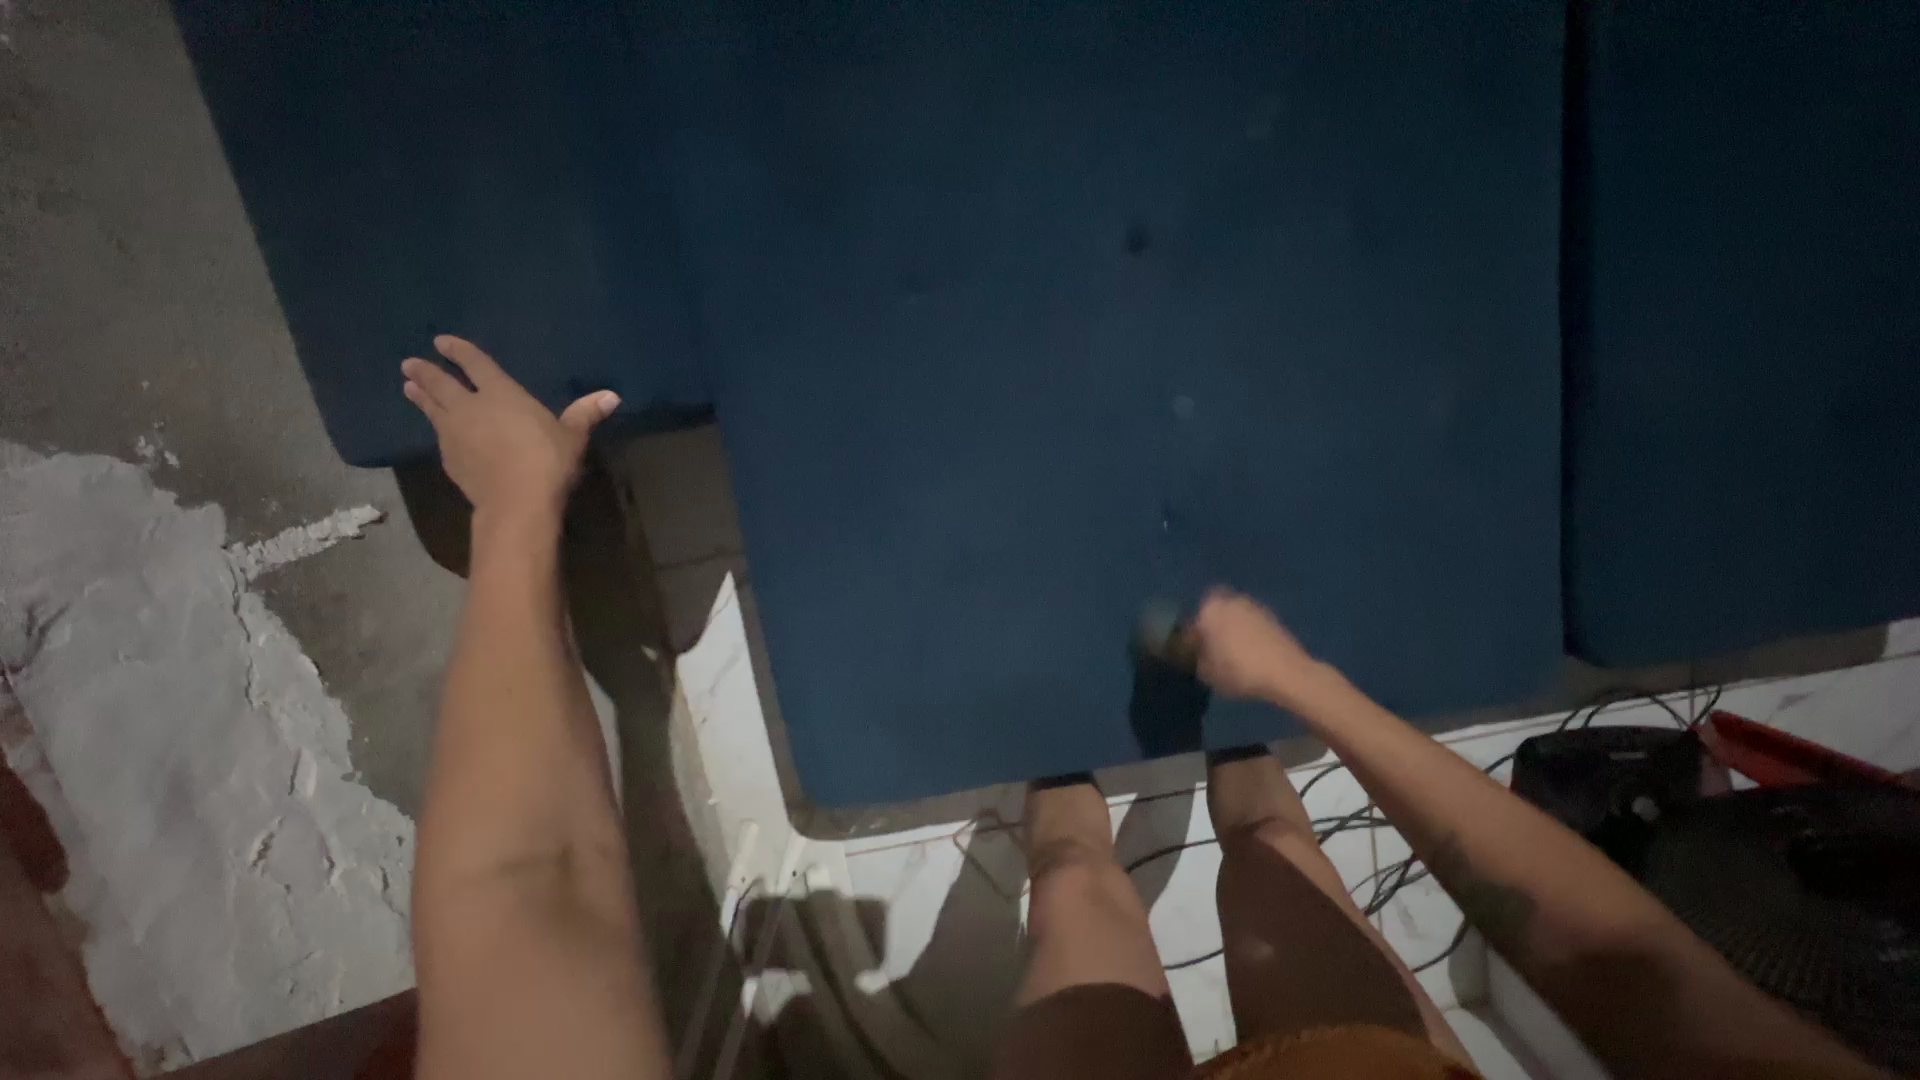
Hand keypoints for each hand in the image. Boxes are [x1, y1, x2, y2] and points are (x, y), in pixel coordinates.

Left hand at [401, 335, 618, 524]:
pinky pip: (439, 437)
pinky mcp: (450, 459)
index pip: (476, 365)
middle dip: (426, 372)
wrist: (516, 502)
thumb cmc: (548, 461)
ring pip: (431, 409)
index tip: (442, 341)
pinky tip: (437, 431)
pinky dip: (435, 428)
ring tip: (407, 387)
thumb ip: (586, 414)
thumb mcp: (573, 436)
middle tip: (409, 364)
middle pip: (441, 384)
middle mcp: (470, 408)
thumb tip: (613, 395)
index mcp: (501, 394)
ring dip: (419, 396)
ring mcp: (455, 434)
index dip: (459, 352)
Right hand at [1188, 587, 1321, 702]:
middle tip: (1212, 650)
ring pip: (1233, 617)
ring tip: (1232, 654)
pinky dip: (1248, 634)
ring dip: (1230, 629)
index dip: (1191, 643)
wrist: (1286, 673)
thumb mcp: (1208, 674)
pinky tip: (1250, 653)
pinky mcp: (1272, 617)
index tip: (1194, 657)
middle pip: (1213, 614)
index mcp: (1208, 611)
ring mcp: (1253, 607)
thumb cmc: (1239, 670)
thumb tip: (1198, 655)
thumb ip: (1197, 661)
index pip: (1191, 626)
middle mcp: (1229, 601)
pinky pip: (1250, 624)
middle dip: (1211, 628)